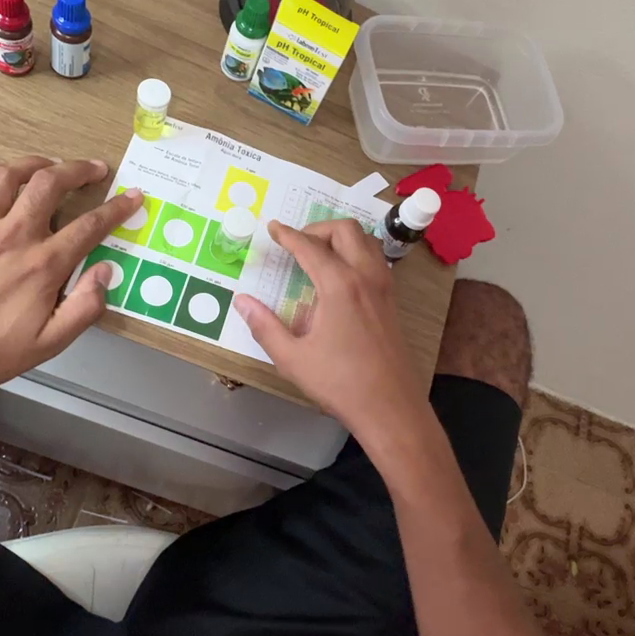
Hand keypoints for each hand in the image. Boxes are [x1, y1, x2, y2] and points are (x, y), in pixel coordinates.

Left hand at [0, 149, 141, 411]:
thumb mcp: (51, 343)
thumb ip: (85, 307)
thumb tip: (105, 271)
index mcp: (43, 265)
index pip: (90, 226)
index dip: (116, 208)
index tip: (132, 197)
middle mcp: (12, 236)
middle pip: (50, 185)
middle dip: (77, 170)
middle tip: (93, 168)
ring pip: (6, 176)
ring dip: (31, 164)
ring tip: (45, 164)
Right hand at [234, 219, 430, 434]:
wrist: (391, 407)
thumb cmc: (340, 384)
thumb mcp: (293, 359)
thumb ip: (265, 326)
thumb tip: (242, 301)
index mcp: (339, 286)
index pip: (310, 247)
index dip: (288, 235)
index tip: (273, 228)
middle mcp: (366, 277)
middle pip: (345, 230)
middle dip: (318, 228)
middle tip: (296, 243)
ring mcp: (384, 287)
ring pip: (367, 241)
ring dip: (342, 238)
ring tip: (319, 253)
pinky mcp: (392, 301)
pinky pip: (376, 260)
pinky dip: (357, 253)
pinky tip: (342, 276)